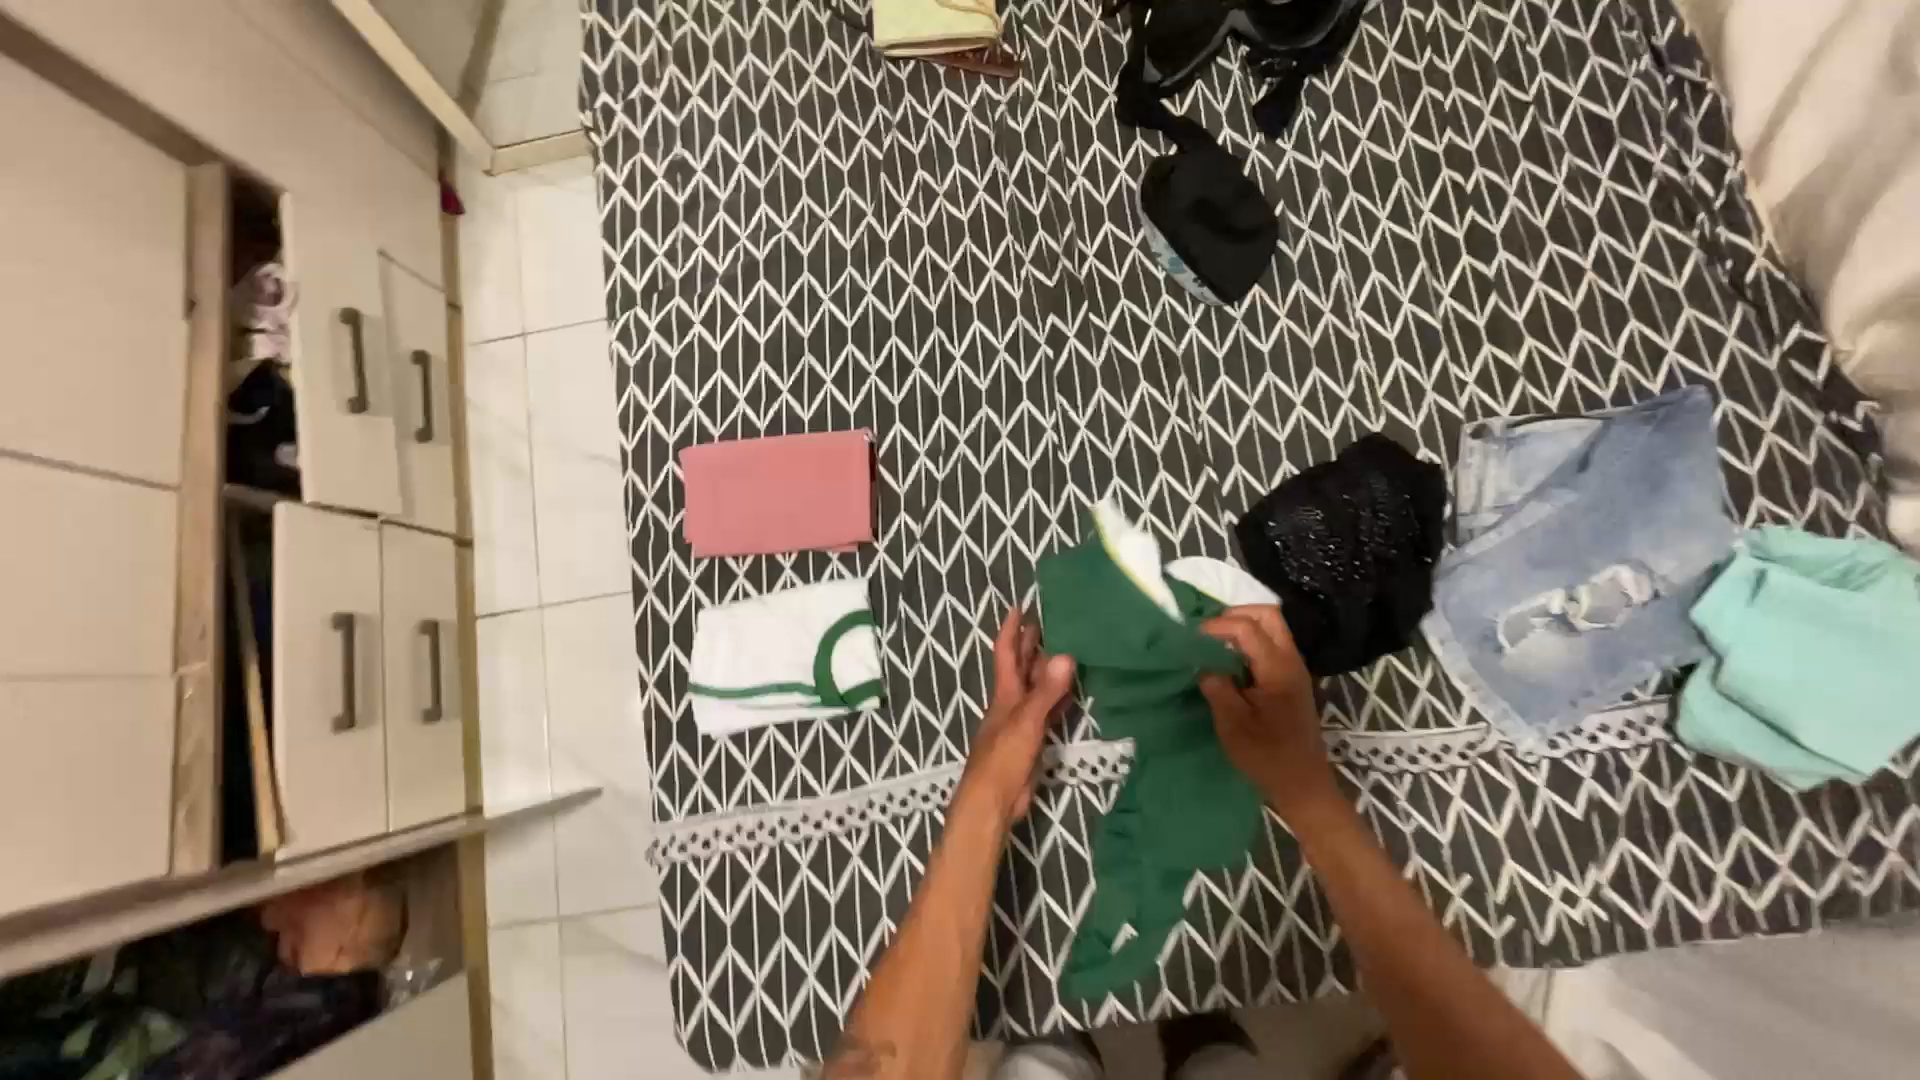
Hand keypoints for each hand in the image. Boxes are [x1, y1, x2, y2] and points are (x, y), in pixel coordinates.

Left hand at [955, 607, 1076, 830]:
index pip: (1006, 652)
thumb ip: (1047, 691)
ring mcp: (1021, 721)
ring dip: (1046, 668)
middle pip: (1022, 666)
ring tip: (1067, 646)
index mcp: (1005, 693)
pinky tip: (1072, 692)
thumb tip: (1066, 655)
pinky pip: (1048, 711)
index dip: (1011, 628)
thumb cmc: (1003, 758)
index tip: (1020, 604)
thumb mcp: (1027, 722)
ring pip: (1036, 688)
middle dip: (1031, 642)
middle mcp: (1011, 702)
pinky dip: (1059, 698)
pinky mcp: (1033, 740)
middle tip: (1049, 618)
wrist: (992, 801)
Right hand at [1197, 605, 1338, 819]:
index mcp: (1278, 669)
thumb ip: (1217, 687)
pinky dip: (1248, 641)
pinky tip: (1228, 660)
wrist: (1302, 784)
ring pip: (1272, 628)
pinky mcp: (1291, 680)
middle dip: (1235, 614)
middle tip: (1207, 631)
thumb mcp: (1233, 724)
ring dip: (1242, 626)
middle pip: (1268, 615)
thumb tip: (1201, 663)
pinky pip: (1271, 645)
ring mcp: (1294, 670)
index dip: (1217, 626)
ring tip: (1213, 643)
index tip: (1191, 638)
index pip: (1247, 628)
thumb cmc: (1267, 757)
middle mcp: (1291, 661)